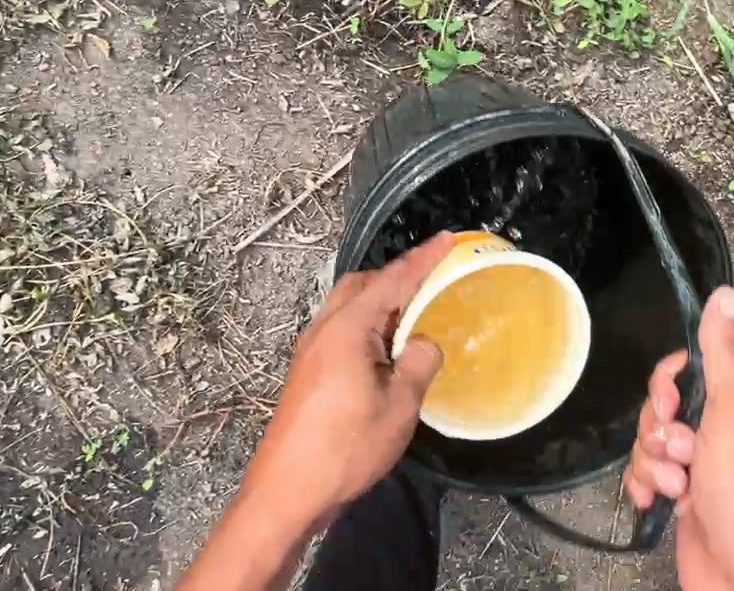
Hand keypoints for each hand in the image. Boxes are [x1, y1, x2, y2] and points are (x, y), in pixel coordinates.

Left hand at [242, 230, 454, 523]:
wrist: (285, 494)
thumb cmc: (345, 448)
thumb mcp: (399, 406)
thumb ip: (419, 362)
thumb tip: (423, 343)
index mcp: (349, 327)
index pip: (394, 279)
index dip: (424, 258)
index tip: (448, 238)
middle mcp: (325, 327)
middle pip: (363, 283)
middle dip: (397, 276)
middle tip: (430, 285)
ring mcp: (311, 349)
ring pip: (349, 305)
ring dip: (380, 302)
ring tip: (412, 319)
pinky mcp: (306, 370)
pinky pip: (341, 327)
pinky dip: (367, 324)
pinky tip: (385, 351)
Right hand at [624, 286, 733, 590]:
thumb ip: (722, 355)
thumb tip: (725, 294)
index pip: (686, 370)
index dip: (667, 383)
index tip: (668, 401)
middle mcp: (716, 432)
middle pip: (661, 406)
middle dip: (660, 430)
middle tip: (680, 453)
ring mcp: (696, 467)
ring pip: (649, 441)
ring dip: (654, 463)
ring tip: (677, 487)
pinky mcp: (677, 498)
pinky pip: (644, 474)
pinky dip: (644, 485)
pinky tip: (656, 501)